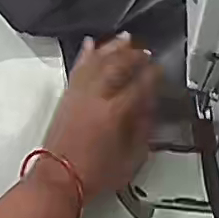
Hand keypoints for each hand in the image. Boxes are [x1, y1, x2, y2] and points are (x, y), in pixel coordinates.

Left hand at [34, 36, 160, 203]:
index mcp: (115, 112)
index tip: (160, 70)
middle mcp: (96, 98)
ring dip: (113, 48)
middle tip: (146, 52)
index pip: (140, 85)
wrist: (58, 178)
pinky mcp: (67, 96)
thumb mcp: (131, 159)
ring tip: (125, 39)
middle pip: (118, 66)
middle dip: (135, 56)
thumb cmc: (90, 174)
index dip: (153, 75)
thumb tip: (148, 112)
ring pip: (98, 61)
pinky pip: (79, 68)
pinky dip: (86, 54)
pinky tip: (91, 45)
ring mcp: (79, 94)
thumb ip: (143, 131)